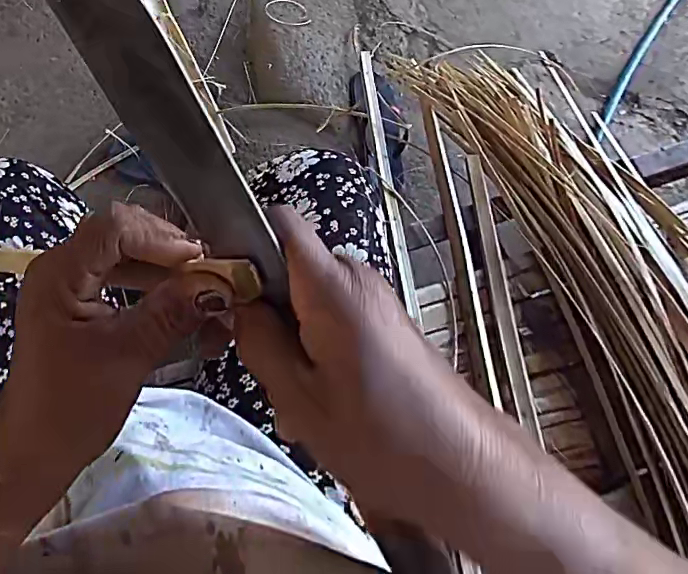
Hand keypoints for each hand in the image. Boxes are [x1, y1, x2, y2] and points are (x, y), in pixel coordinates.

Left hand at [0, 202, 233, 490]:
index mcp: (59, 274)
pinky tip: (172, 292)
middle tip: (203, 268)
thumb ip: (171, 313)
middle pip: (119, 230)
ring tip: (194, 280)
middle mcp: (59, 265)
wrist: (32, 453)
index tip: (197, 261)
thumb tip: (217, 285)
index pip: (114, 228)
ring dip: (159, 261)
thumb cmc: (71, 409)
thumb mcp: (128, 357)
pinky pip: (116, 268)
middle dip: (164, 246)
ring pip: (120, 248)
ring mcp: (66, 278)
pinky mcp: (76, 295)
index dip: (159, 238)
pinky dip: (147, 276)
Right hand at [232, 204, 522, 531]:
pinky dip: (316, 344)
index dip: (242, 240)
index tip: (223, 284)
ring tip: (296, 395)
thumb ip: (258, 340)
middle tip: (260, 363)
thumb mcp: (300, 395)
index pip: (278, 220)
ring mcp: (372, 296)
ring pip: (308, 294)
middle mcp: (355, 277)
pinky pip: (332, 313)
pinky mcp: (383, 318)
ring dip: (291, 334)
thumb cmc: (385, 437)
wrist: (464, 467)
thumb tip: (237, 304)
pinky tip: (322, 397)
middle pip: (288, 264)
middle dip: (265, 307)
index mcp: (331, 284)